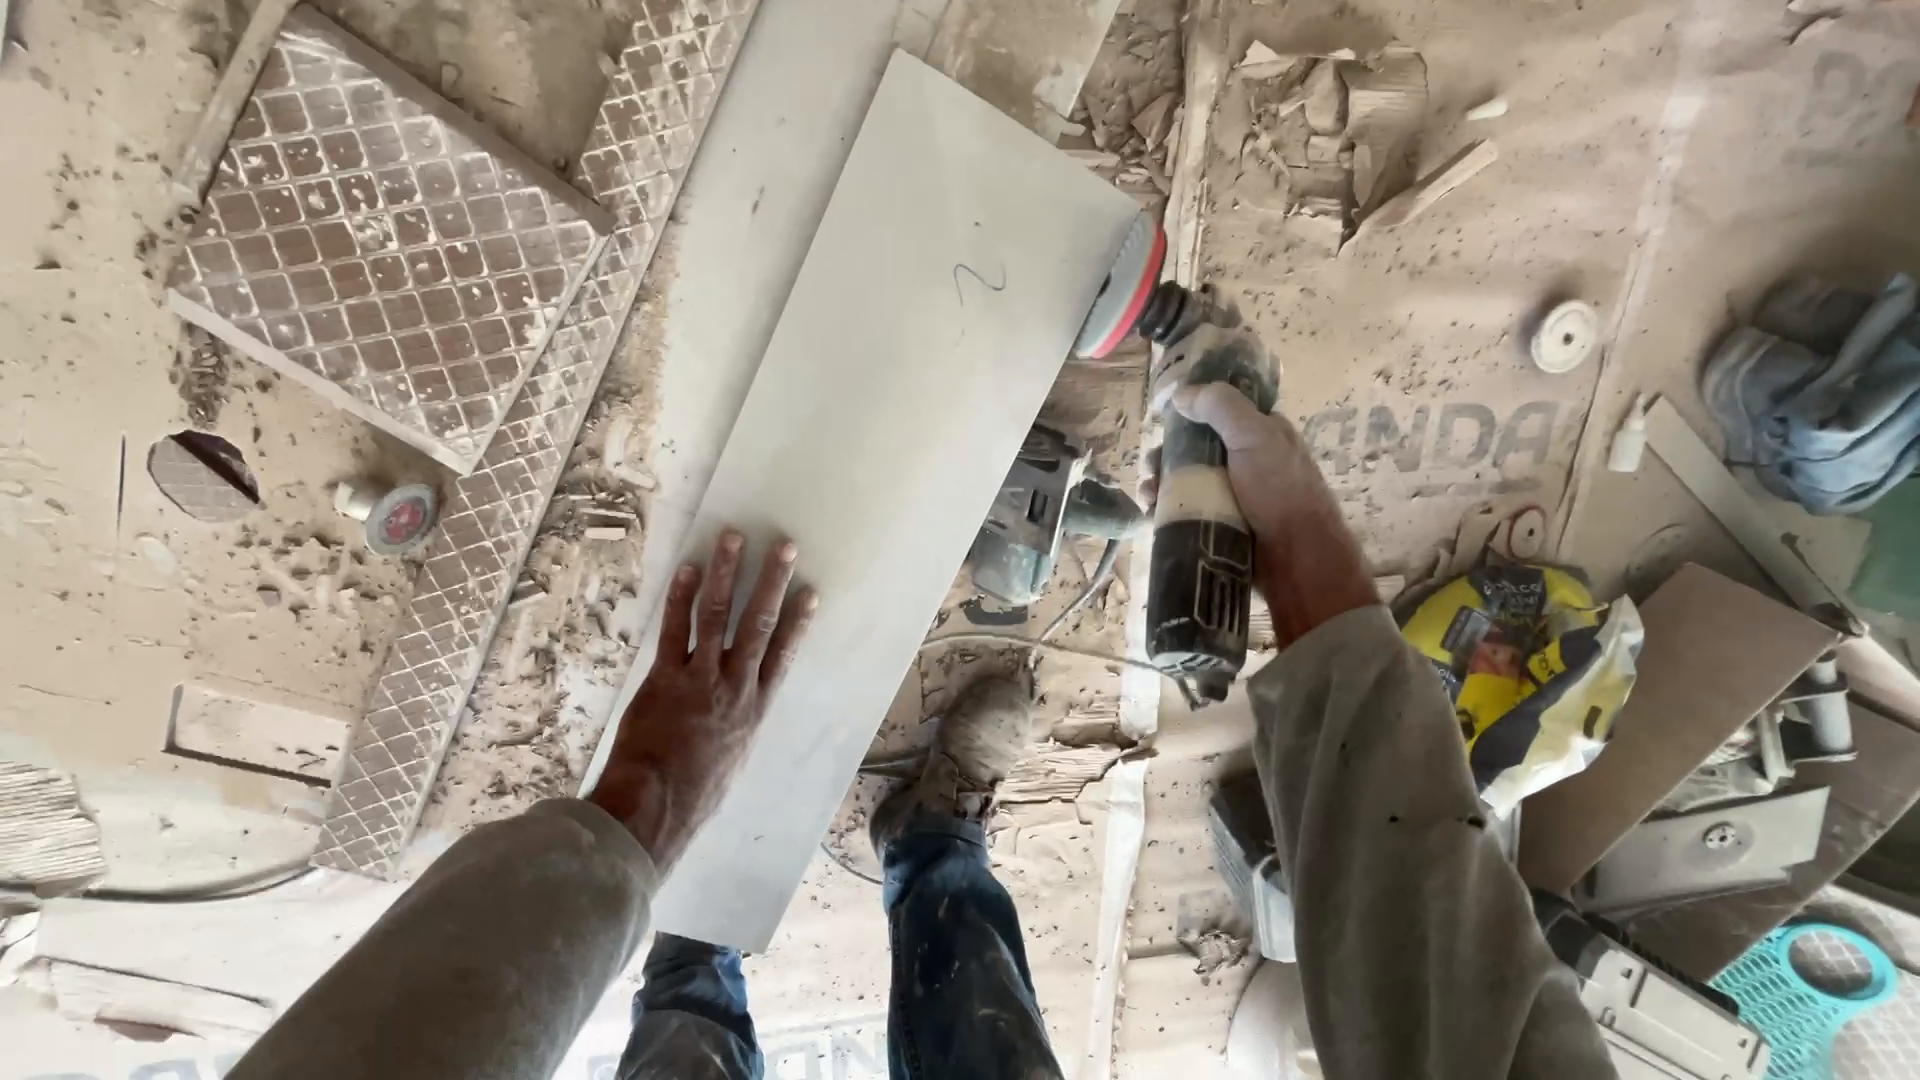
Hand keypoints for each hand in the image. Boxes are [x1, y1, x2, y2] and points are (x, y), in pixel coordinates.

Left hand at [589, 528, 817, 868]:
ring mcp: (701, 677)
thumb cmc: (697, 792)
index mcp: (757, 706)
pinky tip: (688, 570)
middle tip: (783, 546)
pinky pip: (674, 630)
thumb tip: (739, 711)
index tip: (810, 591)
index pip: (784, 653)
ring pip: (718, 617)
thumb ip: (739, 724)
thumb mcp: (734, 757)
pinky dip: (681, 598)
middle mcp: (736, 685)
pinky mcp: (665, 678)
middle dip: (772, 581)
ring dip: (728, 574)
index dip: (799, 620)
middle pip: (759, 623)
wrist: (656, 809)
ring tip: (734, 539)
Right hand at [1140, 384, 1375, 649]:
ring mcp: (1231, 495)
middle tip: (1152, 468)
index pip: (1216, 413)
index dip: (1187, 414)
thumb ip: (1219, 407)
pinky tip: (1153, 513)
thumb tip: (1180, 395)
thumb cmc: (1279, 491)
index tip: (1161, 422)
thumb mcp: (1254, 435)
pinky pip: (1185, 510)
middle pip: (1193, 448)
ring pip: (1184, 480)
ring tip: (1149, 496)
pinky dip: (1165, 509)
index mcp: (1260, 433)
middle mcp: (1245, 461)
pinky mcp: (1219, 524)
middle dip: (1166, 455)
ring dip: (1160, 483)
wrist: (1296, 559)